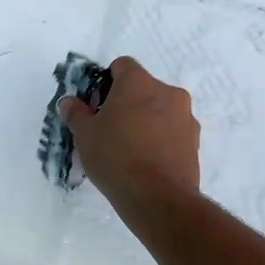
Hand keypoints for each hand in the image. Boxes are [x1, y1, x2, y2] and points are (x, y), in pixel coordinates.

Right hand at [61, 56, 199, 210]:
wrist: (159, 199)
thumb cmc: (116, 158)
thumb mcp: (85, 135)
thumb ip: (76, 113)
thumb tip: (69, 103)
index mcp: (138, 82)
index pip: (122, 66)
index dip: (107, 83)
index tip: (98, 106)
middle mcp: (167, 91)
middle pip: (143, 88)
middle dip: (128, 103)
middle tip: (111, 129)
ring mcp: (185, 116)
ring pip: (160, 109)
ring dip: (147, 120)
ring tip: (131, 150)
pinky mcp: (195, 141)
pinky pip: (173, 131)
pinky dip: (161, 139)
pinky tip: (148, 162)